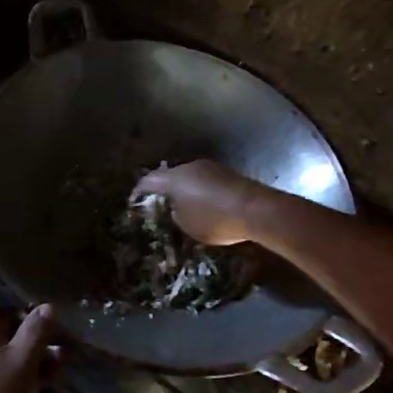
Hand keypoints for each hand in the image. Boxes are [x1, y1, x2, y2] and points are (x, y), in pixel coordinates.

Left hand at [0, 266, 56, 392]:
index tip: (12, 254)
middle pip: (0, 314)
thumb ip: (36, 329)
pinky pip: (15, 363)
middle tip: (56, 293)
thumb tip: (46, 306)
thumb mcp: (22, 360)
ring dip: (38, 338)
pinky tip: (62, 365)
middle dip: (28, 307)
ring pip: (12, 340)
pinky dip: (36, 362)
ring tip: (69, 334)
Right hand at [133, 160, 270, 245]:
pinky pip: (206, 181)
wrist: (256, 210)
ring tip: (184, 207)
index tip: (135, 202)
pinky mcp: (227, 173)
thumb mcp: (187, 225)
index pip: (148, 181)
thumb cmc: (216, 220)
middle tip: (160, 206)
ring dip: (185, 190)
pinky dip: (202, 192)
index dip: (139, 192)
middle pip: (170, 176)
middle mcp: (190, 167)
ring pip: (190, 177)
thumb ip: (175, 214)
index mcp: (174, 178)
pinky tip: (206, 205)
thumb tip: (175, 208)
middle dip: (164, 190)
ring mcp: (211, 167)